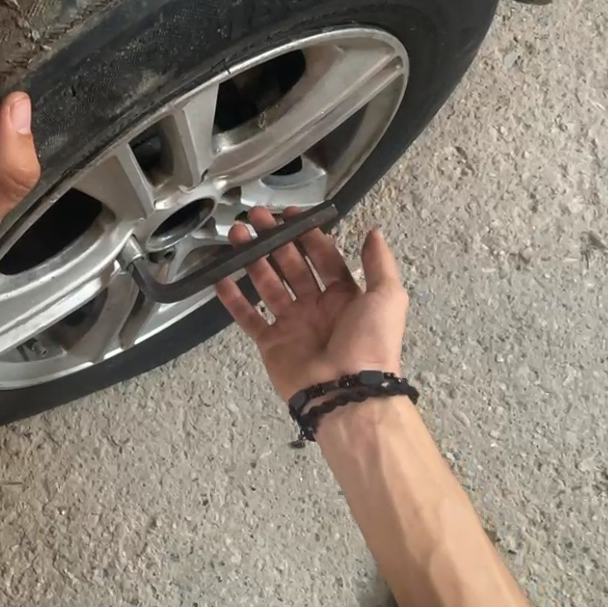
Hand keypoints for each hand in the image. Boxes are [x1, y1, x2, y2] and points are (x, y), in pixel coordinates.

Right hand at [214, 206, 407, 400]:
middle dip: (274, 240)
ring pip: (267, 285)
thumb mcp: (387, 297)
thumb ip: (379, 263)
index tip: (289, 215)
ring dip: (252, 259)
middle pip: (291, 265)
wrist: (347, 391)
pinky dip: (233, 299)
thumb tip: (374, 231)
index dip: (307, 234)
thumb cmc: (370, 343)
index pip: (322, 256)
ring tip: (237, 237)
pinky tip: (220, 278)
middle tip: (256, 218)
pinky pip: (248, 318)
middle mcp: (316, 307)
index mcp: (344, 296)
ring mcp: (292, 324)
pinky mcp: (271, 343)